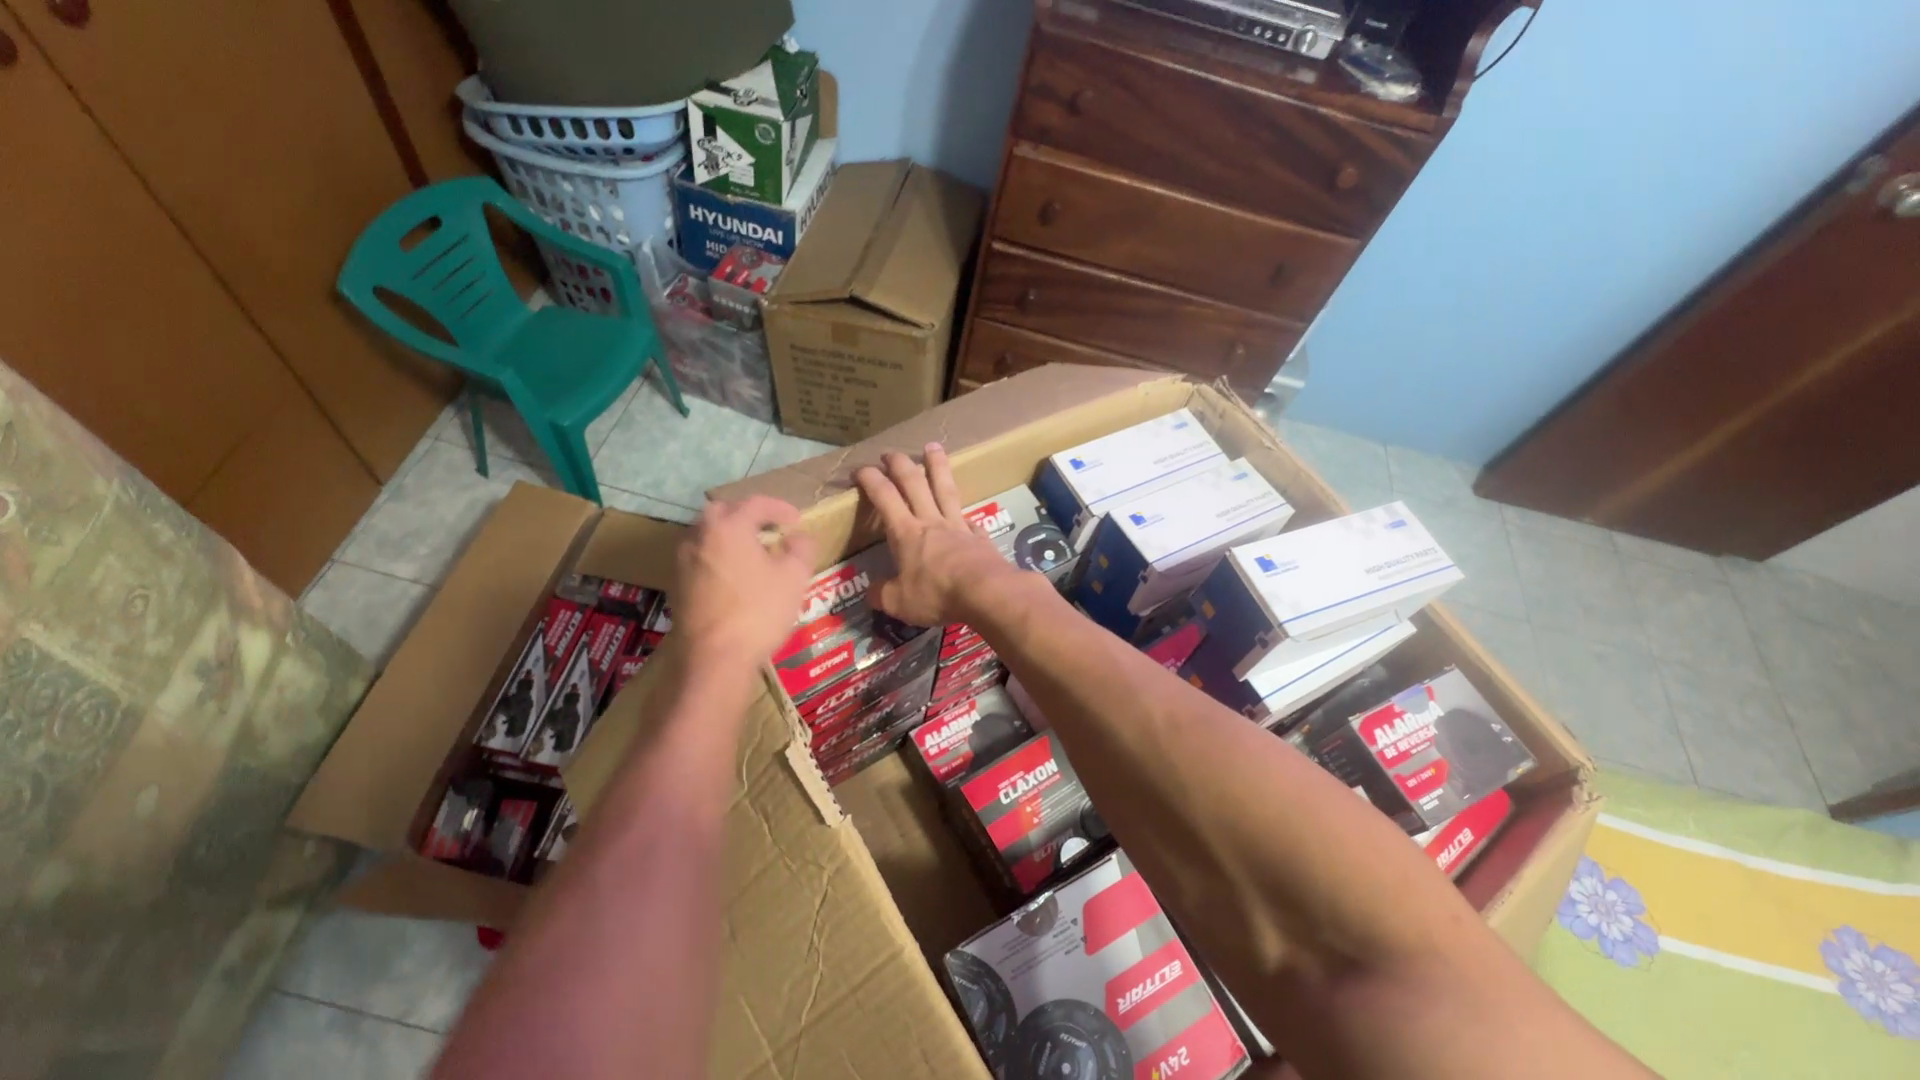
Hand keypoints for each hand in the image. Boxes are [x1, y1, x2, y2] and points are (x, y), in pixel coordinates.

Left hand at [675, 496, 818, 664]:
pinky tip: (733, 576)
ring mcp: (683, 561)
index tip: (796, 520)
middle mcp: (700, 536)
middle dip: (746, 515)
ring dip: (728, 536)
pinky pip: (699, 558)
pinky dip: (717, 557)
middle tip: (768, 529)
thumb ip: (801, 549)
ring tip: (751, 552)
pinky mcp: (677, 585)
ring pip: (706, 535)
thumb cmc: (758, 612)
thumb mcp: (794, 578)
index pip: (756, 503)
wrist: (715, 658)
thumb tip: (799, 537)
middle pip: (722, 512)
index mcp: (729, 526)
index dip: (779, 508)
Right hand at [854, 444, 1017, 626]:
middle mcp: (931, 522)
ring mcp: (958, 527)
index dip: (870, 480)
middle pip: (915, 483)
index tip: (860, 469)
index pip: (884, 497)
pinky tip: (968, 519)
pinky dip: (966, 518)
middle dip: (900, 464)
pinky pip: (971, 523)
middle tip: (891, 452)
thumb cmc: (937, 594)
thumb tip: (872, 592)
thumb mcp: (899, 602)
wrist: (986, 592)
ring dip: (938, 466)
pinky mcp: (980, 538)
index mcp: (906, 533)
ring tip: (933, 447)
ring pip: (946, 489)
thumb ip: (883, 595)